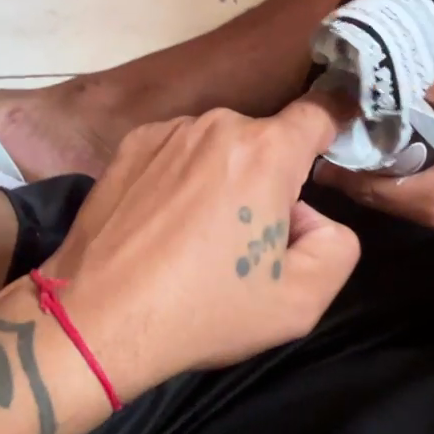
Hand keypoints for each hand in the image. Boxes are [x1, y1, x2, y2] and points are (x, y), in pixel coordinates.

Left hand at [42, 98, 361, 396]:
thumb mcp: (301, 300)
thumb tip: (308, 215)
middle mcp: (218, 124)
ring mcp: (169, 131)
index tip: (330, 153)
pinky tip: (162, 221)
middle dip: (271, 178)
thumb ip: (337, 244)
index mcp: (266, 151)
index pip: (320, 113)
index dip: (334, 129)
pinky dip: (183, 175)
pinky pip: (179, 150)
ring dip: (225, 176)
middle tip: (249, 237)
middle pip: (267, 141)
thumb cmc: (204, 311)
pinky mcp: (131, 144)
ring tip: (197, 234)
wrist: (96, 320)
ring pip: (221, 146)